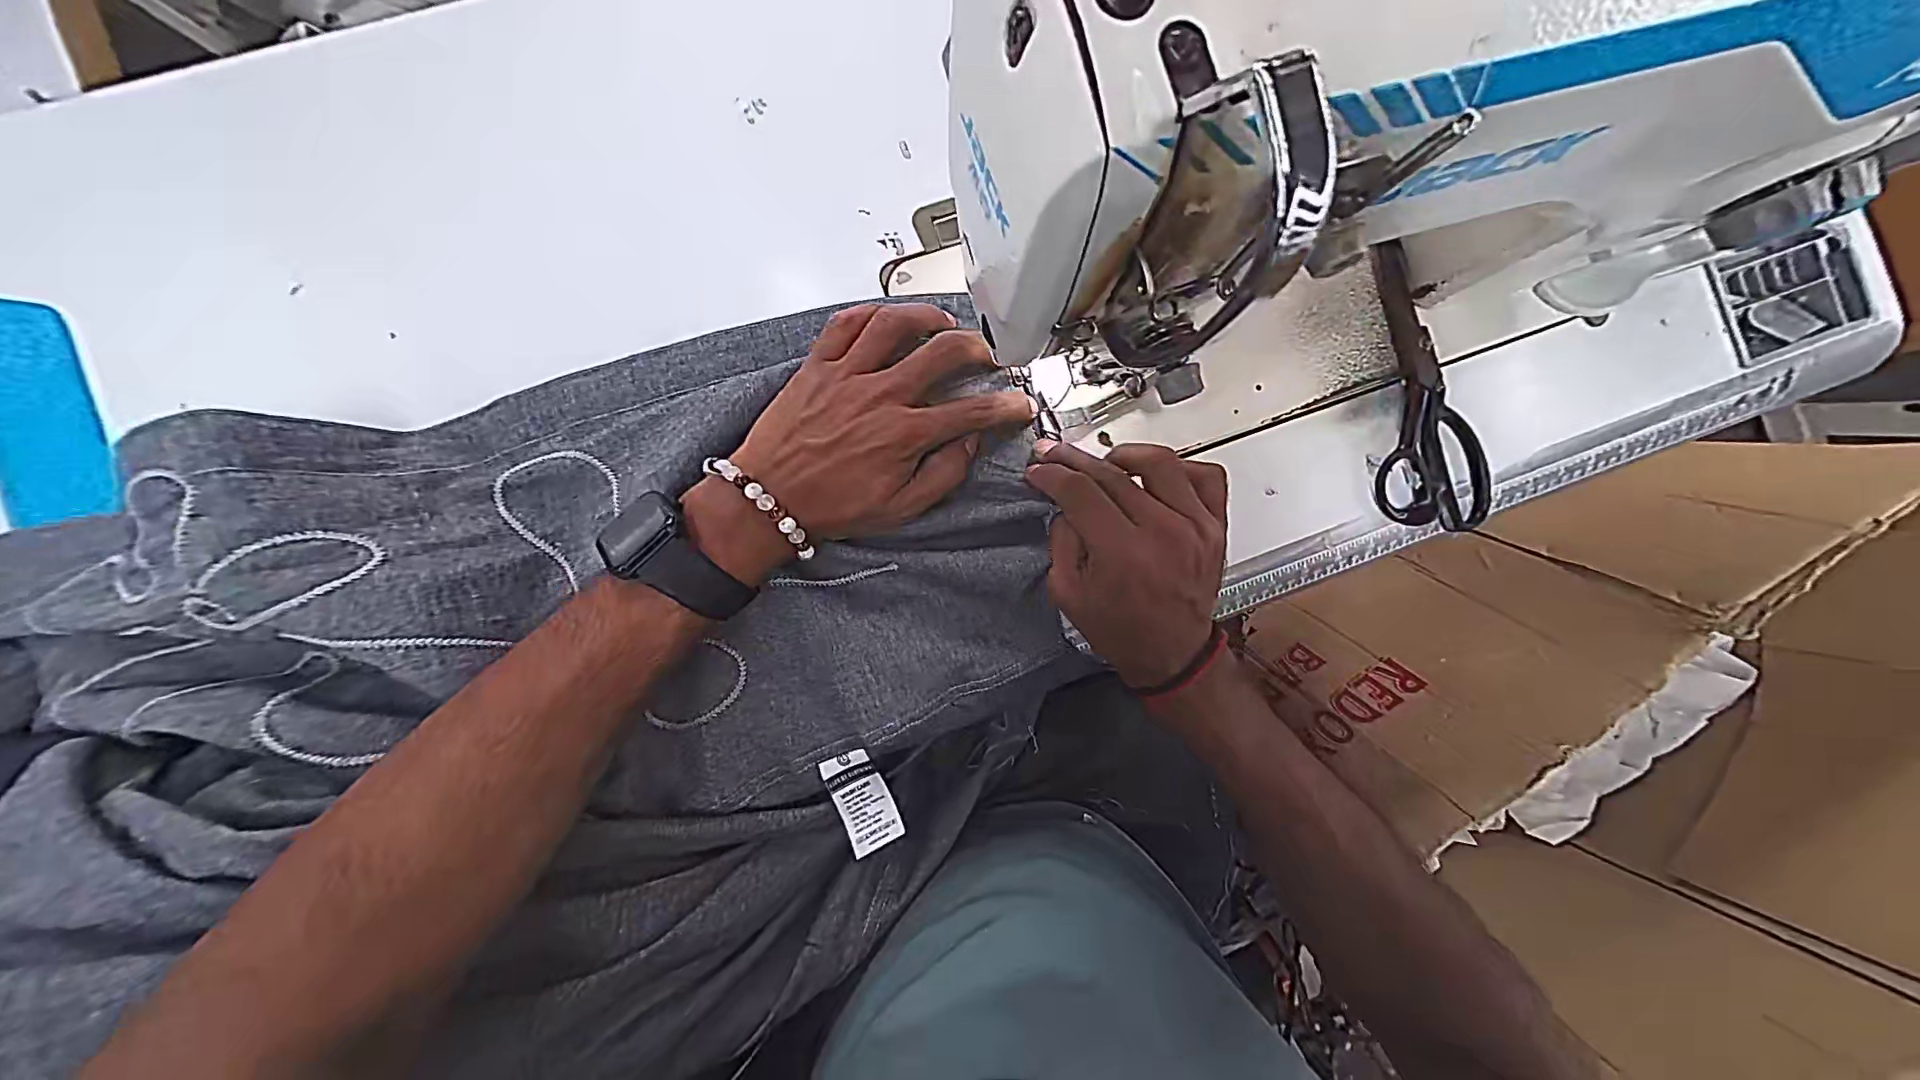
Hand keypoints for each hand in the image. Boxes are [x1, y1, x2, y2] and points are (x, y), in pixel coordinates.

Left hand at [683, 304, 1034, 583]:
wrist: (770, 499)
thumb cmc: (830, 505)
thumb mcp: (899, 508)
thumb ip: (943, 475)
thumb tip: (968, 446)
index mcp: (903, 434)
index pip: (972, 411)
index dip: (1005, 405)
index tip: (1017, 403)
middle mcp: (879, 397)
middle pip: (942, 352)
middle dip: (976, 348)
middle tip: (985, 355)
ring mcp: (847, 376)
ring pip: (894, 324)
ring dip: (926, 316)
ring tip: (942, 323)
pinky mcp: (817, 367)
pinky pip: (844, 324)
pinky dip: (869, 313)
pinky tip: (884, 319)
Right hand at [1024, 439, 1227, 687]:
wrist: (1172, 654)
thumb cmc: (1124, 630)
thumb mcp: (1069, 593)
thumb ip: (1062, 541)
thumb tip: (1065, 503)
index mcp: (1122, 553)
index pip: (1080, 491)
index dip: (1052, 475)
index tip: (1040, 470)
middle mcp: (1163, 534)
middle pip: (1111, 473)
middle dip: (1075, 460)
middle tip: (1058, 456)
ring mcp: (1195, 527)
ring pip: (1159, 462)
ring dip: (1125, 454)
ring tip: (1108, 462)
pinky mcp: (1215, 527)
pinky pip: (1205, 476)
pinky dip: (1180, 466)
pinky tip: (1158, 475)